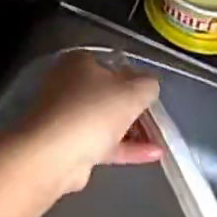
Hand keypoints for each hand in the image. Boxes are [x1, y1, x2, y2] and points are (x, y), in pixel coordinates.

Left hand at [14, 52, 161, 195]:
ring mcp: (68, 114)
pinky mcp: (70, 142)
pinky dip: (127, 147)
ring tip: (161, 139)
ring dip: (134, 129)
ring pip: (107, 119)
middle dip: (136, 107)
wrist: (54, 153)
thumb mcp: (131, 91)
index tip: (152, 94)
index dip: (135, 78)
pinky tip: (154, 154)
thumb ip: (147, 84)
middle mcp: (69, 84)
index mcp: (79, 62)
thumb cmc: (93, 111)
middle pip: (110, 93)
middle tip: (159, 120)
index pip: (113, 64)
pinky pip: (104, 141)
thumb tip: (149, 83)